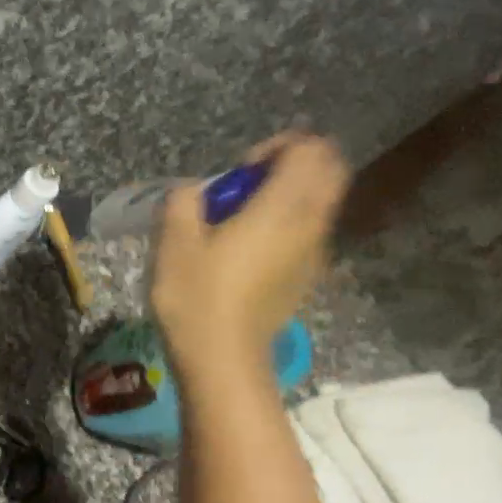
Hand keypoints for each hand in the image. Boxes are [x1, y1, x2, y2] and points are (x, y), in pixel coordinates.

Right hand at [150, 131, 349, 386]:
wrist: (223, 355)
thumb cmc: (196, 296)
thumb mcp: (172, 244)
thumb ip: (183, 204)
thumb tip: (193, 191)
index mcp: (281, 207)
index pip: (309, 150)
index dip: (278, 146)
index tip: (239, 168)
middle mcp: (309, 222)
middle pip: (328, 171)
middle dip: (293, 165)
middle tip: (247, 184)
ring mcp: (314, 250)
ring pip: (320, 201)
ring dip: (289, 195)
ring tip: (240, 218)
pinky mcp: (306, 274)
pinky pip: (307, 231)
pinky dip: (286, 223)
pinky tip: (246, 248)